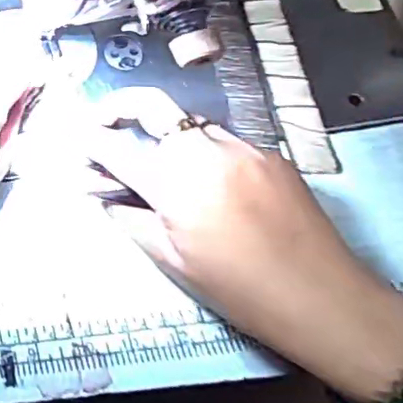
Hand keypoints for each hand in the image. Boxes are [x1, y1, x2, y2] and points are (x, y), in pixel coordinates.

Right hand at [78, 88, 402, 402]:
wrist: (326, 298)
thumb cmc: (240, 290)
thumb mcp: (173, 261)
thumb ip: (131, 218)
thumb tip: (104, 192)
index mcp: (174, 181)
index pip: (116, 147)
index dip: (89, 140)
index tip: (76, 138)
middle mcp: (205, 150)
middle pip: (151, 105)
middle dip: (117, 106)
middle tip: (103, 121)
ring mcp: (242, 146)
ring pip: (190, 124)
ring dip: (167, 136)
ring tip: (166, 168)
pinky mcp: (270, 152)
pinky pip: (225, 142)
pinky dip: (206, 154)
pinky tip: (215, 187)